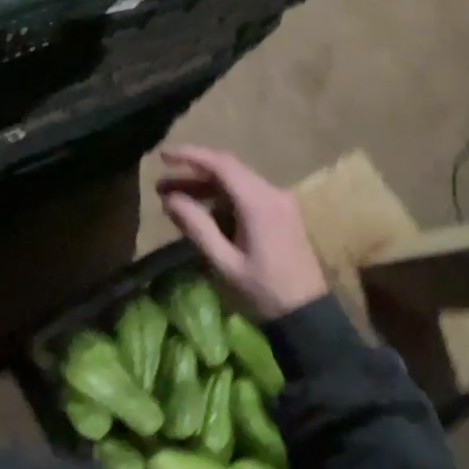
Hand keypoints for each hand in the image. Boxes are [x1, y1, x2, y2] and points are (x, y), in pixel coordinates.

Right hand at [156, 145, 328, 319]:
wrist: (307, 313)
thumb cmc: (263, 290)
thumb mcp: (224, 261)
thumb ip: (196, 226)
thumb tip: (170, 199)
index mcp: (259, 202)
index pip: (221, 164)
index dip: (190, 156)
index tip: (162, 156)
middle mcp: (272, 193)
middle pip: (228, 170)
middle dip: (192, 173)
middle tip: (160, 186)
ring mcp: (280, 202)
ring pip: (236, 181)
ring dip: (205, 186)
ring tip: (173, 199)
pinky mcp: (281, 213)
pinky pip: (246, 194)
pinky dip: (220, 197)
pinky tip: (201, 211)